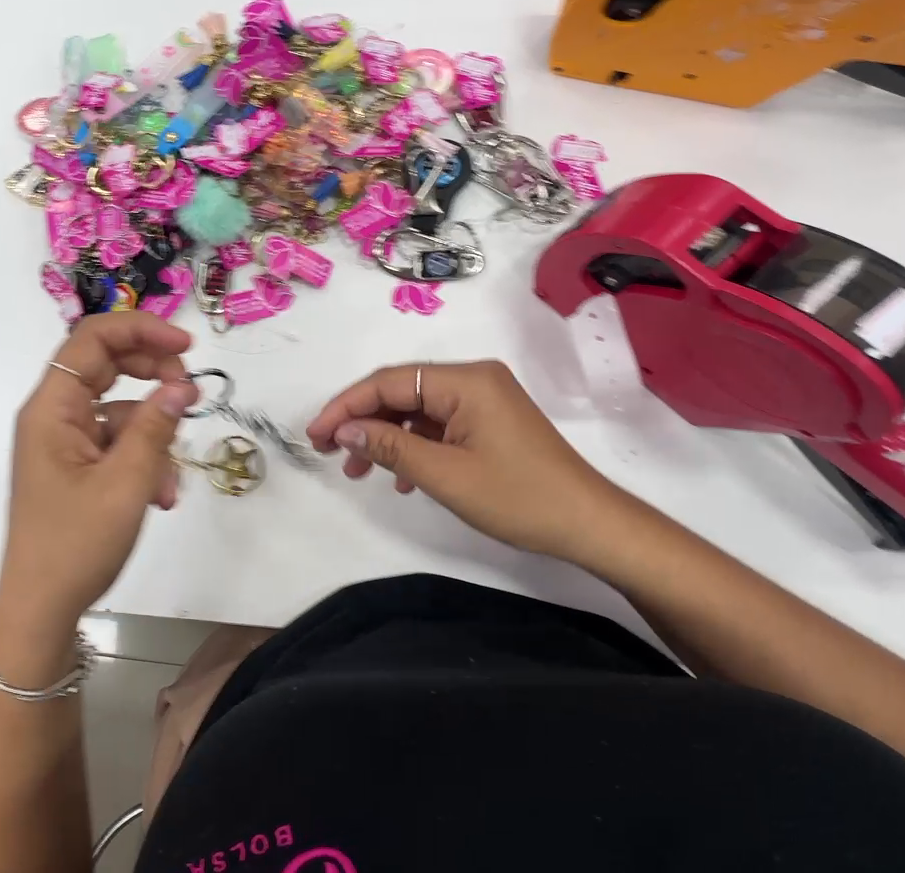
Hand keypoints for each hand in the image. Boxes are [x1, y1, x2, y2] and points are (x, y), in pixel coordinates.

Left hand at [0, 313, 199, 644]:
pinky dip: (141, 461)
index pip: (92, 339)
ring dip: (153, 434)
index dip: (140, 329)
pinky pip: (113, 444)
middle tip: (191, 393)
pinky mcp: (73, 468)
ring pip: (117, 410)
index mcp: (51, 408)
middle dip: (153, 375)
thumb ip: (155, 427)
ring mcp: (61, 443)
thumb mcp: (126, 484)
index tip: (187, 345)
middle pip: (105, 366)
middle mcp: (52, 416)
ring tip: (171, 481)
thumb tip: (181, 386)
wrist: (40, 609)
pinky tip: (160, 498)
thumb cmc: (76, 545)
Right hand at [305, 360, 638, 561]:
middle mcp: (473, 380)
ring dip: (384, 438)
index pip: (388, 382)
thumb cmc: (518, 498)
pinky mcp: (488, 422)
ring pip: (415, 410)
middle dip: (361, 421)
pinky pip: (437, 425)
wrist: (589, 525)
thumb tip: (343, 430)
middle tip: (328, 452)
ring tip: (359, 472)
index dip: (345, 406)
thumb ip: (389, 447)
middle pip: (400, 392)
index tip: (314, 435)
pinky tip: (401, 479)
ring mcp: (483, 400)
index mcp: (466, 381)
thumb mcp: (444, 475)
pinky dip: (412, 447)